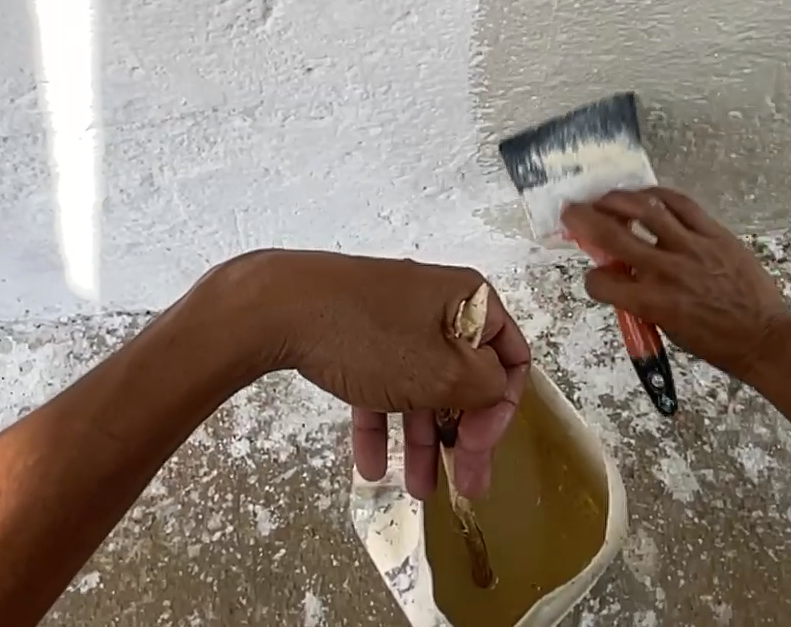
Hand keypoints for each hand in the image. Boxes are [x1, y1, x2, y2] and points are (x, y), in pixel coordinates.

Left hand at [210, 251, 529, 498]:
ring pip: (422, 383)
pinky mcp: (360, 331)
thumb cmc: (372, 336)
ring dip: (423, 439)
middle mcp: (437, 303)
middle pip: (466, 376)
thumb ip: (484, 387)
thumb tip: (495, 390)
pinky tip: (372, 467)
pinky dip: (382, 420)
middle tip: (465, 486)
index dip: (503, 409)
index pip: (510, 357)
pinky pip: (383, 379)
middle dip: (463, 435)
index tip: (480, 448)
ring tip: (418, 492)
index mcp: (468, 298)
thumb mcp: (442, 371)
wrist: (280, 307)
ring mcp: (395, 317)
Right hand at [561, 187, 790, 381]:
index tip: (597, 278)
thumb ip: (639, 299)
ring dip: (616, 199)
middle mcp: (667, 271)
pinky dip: (657, 194)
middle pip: (612, 235)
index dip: (592, 280)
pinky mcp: (715, 234)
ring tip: (604, 198)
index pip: (602, 283)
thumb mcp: (667, 329)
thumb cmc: (715, 343)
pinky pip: (681, 203)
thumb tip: (618, 273)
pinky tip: (644, 195)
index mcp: (653, 303)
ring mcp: (692, 248)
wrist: (766, 340)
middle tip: (570, 210)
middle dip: (582, 219)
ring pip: (645, 208)